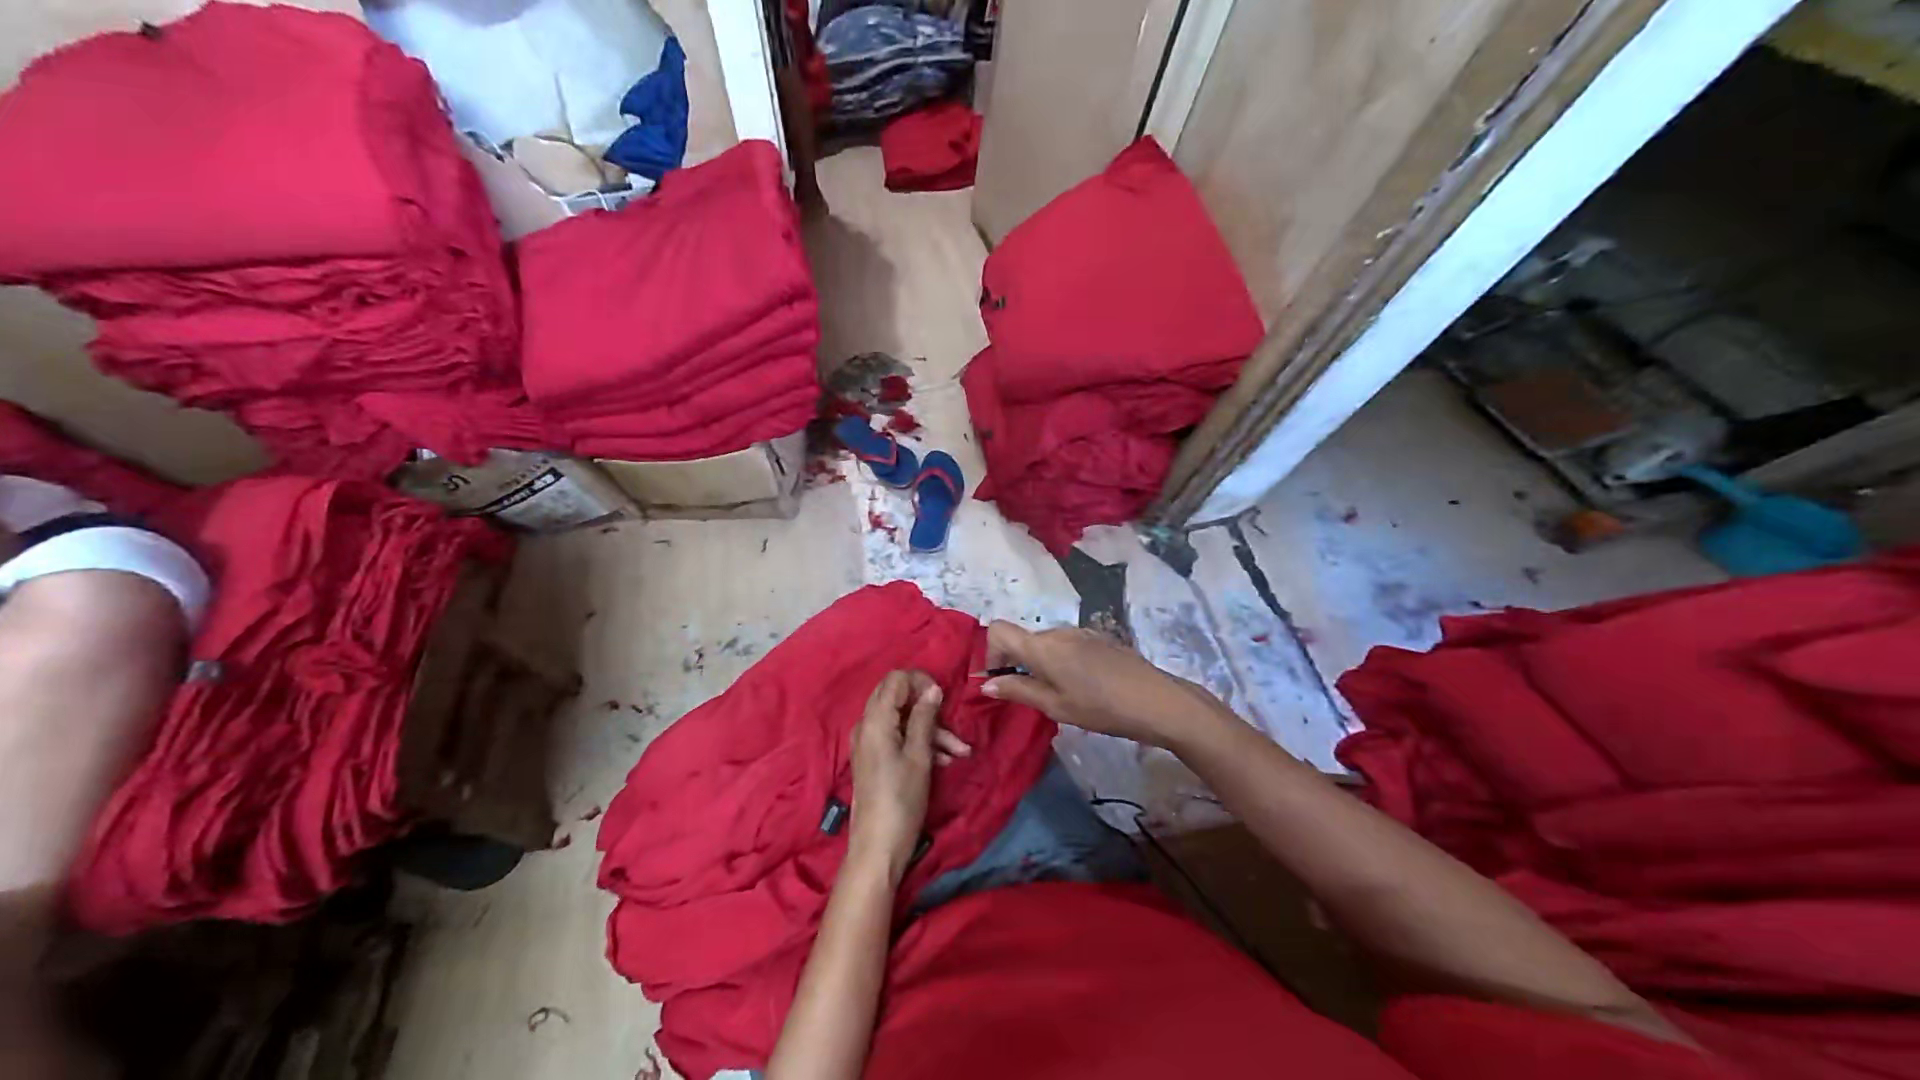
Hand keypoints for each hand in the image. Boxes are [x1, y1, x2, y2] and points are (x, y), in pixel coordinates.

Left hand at [848, 671, 970, 882]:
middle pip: (898, 697)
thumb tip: (932, 689)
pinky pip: (898, 737)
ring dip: (931, 730)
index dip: (921, 681)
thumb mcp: (919, 756)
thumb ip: (924, 718)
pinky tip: (945, 760)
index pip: (896, 679)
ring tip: (960, 752)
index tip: (943, 699)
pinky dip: (920, 743)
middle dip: (928, 707)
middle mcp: (866, 725)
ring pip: (902, 720)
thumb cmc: (902, 799)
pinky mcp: (874, 758)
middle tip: (952, 723)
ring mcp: (868, 742)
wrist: (877, 847)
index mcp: (875, 720)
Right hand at [982, 622, 1232, 748]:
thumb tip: (987, 684)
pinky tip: (1083, 686)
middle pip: (1023, 638)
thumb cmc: (1101, 708)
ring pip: (1046, 643)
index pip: (998, 630)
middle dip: (1016, 663)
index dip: (991, 653)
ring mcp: (1081, 633)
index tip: (1001, 680)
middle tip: (1030, 696)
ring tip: (1060, 694)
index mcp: (1042, 646)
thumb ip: (1018, 691)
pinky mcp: (1099, 638)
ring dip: (1041, 664)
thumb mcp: (1055, 706)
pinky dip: (1062, 661)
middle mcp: (1058, 631)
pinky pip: (1067, 645)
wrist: (1157, 701)